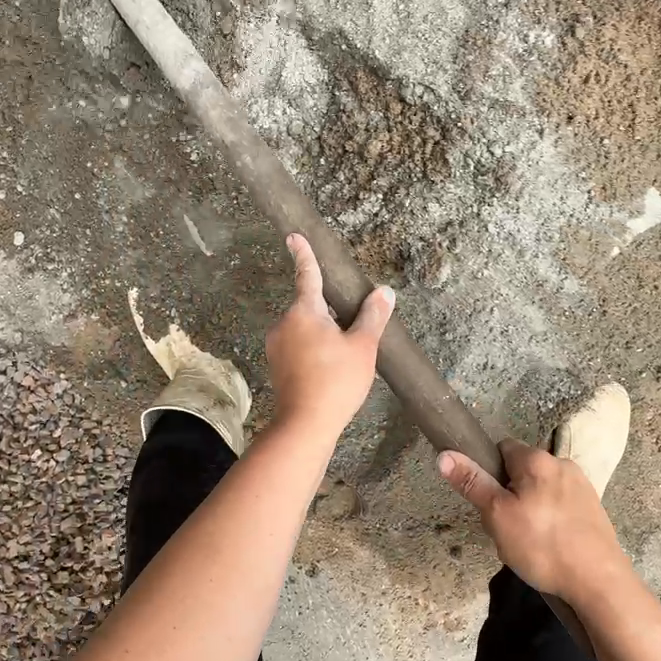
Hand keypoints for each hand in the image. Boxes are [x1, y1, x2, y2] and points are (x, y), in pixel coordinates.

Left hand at [265, 233, 394, 432]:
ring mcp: (277, 346)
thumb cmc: (336, 381)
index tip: (293, 236)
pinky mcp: (276, 365)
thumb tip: (385, 291)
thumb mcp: (363, 346)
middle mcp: (284, 323)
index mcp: (304, 311)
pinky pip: (298, 347)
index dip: (303, 254)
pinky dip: (314, 350)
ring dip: (322, 334)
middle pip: (310, 306)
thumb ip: (373, 316)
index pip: (307, 274)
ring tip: (344, 359)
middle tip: (352, 333)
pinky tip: (330, 370)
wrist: (305, 425)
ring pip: (304, 329)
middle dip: (329, 312)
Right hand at [436, 438, 631, 599]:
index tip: (489, 501)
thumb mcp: (497, 516)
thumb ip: (472, 483)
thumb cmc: (543, 545)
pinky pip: (560, 506)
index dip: (489, 472)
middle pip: (522, 471)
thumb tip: (444, 455)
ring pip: (541, 490)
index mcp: (537, 459)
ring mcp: (582, 486)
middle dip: (509, 495)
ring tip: (529, 543)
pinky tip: (550, 548)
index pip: (502, 448)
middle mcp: (562, 463)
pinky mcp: (594, 508)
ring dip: (530, 509)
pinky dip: (551, 522)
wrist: (599, 583)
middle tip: (506, 528)